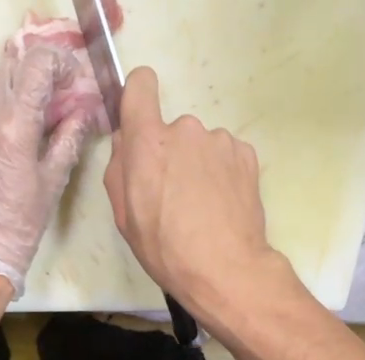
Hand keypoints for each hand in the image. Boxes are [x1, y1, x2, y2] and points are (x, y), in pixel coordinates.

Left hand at [0, 46, 92, 297]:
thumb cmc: (19, 226)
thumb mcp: (52, 182)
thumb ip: (68, 138)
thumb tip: (80, 110)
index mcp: (15, 126)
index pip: (37, 63)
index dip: (55, 64)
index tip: (63, 81)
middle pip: (6, 70)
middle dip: (27, 82)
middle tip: (35, 106)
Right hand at [104, 68, 284, 310]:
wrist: (225, 268)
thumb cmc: (164, 248)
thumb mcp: (124, 217)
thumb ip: (119, 170)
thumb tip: (126, 141)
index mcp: (148, 142)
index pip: (140, 86)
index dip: (137, 98)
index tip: (139, 121)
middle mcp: (185, 129)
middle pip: (170, 130)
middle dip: (168, 155)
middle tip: (170, 197)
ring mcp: (220, 139)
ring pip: (199, 146)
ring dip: (195, 167)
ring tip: (198, 208)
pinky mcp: (246, 153)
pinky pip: (223, 156)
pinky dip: (219, 175)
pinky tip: (218, 206)